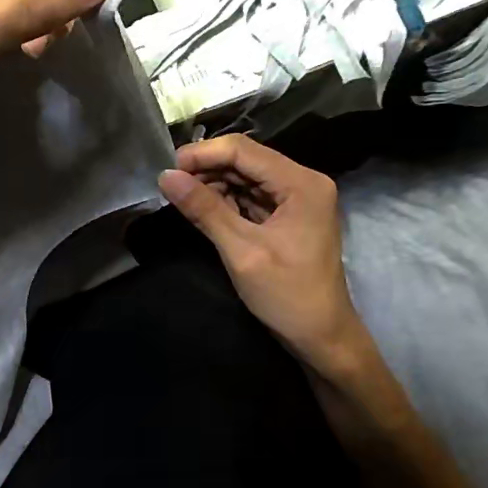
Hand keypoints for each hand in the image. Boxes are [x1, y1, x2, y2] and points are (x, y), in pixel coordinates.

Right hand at [158, 135, 375, 379]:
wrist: (322, 337)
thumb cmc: (287, 295)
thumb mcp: (241, 251)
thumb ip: (204, 209)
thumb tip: (165, 176)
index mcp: (301, 183)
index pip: (243, 150)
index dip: (203, 154)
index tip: (167, 168)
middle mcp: (303, 181)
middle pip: (246, 159)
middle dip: (207, 168)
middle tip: (171, 185)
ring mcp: (297, 197)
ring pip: (246, 176)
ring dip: (214, 183)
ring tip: (183, 197)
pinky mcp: (289, 214)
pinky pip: (252, 195)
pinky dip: (227, 198)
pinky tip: (203, 207)